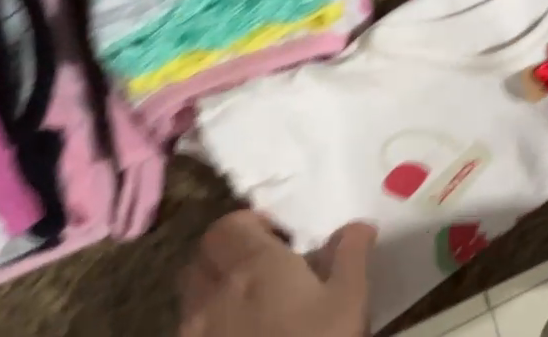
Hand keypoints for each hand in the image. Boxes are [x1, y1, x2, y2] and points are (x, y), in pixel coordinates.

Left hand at [178, 211, 374, 336]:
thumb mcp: (351, 297)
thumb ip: (351, 252)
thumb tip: (355, 226)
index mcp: (255, 267)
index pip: (228, 226)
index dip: (250, 222)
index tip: (282, 235)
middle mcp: (214, 294)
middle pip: (201, 257)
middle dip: (229, 251)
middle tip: (266, 262)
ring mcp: (194, 334)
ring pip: (192, 294)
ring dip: (216, 286)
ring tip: (255, 302)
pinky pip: (192, 328)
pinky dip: (212, 321)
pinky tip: (245, 334)